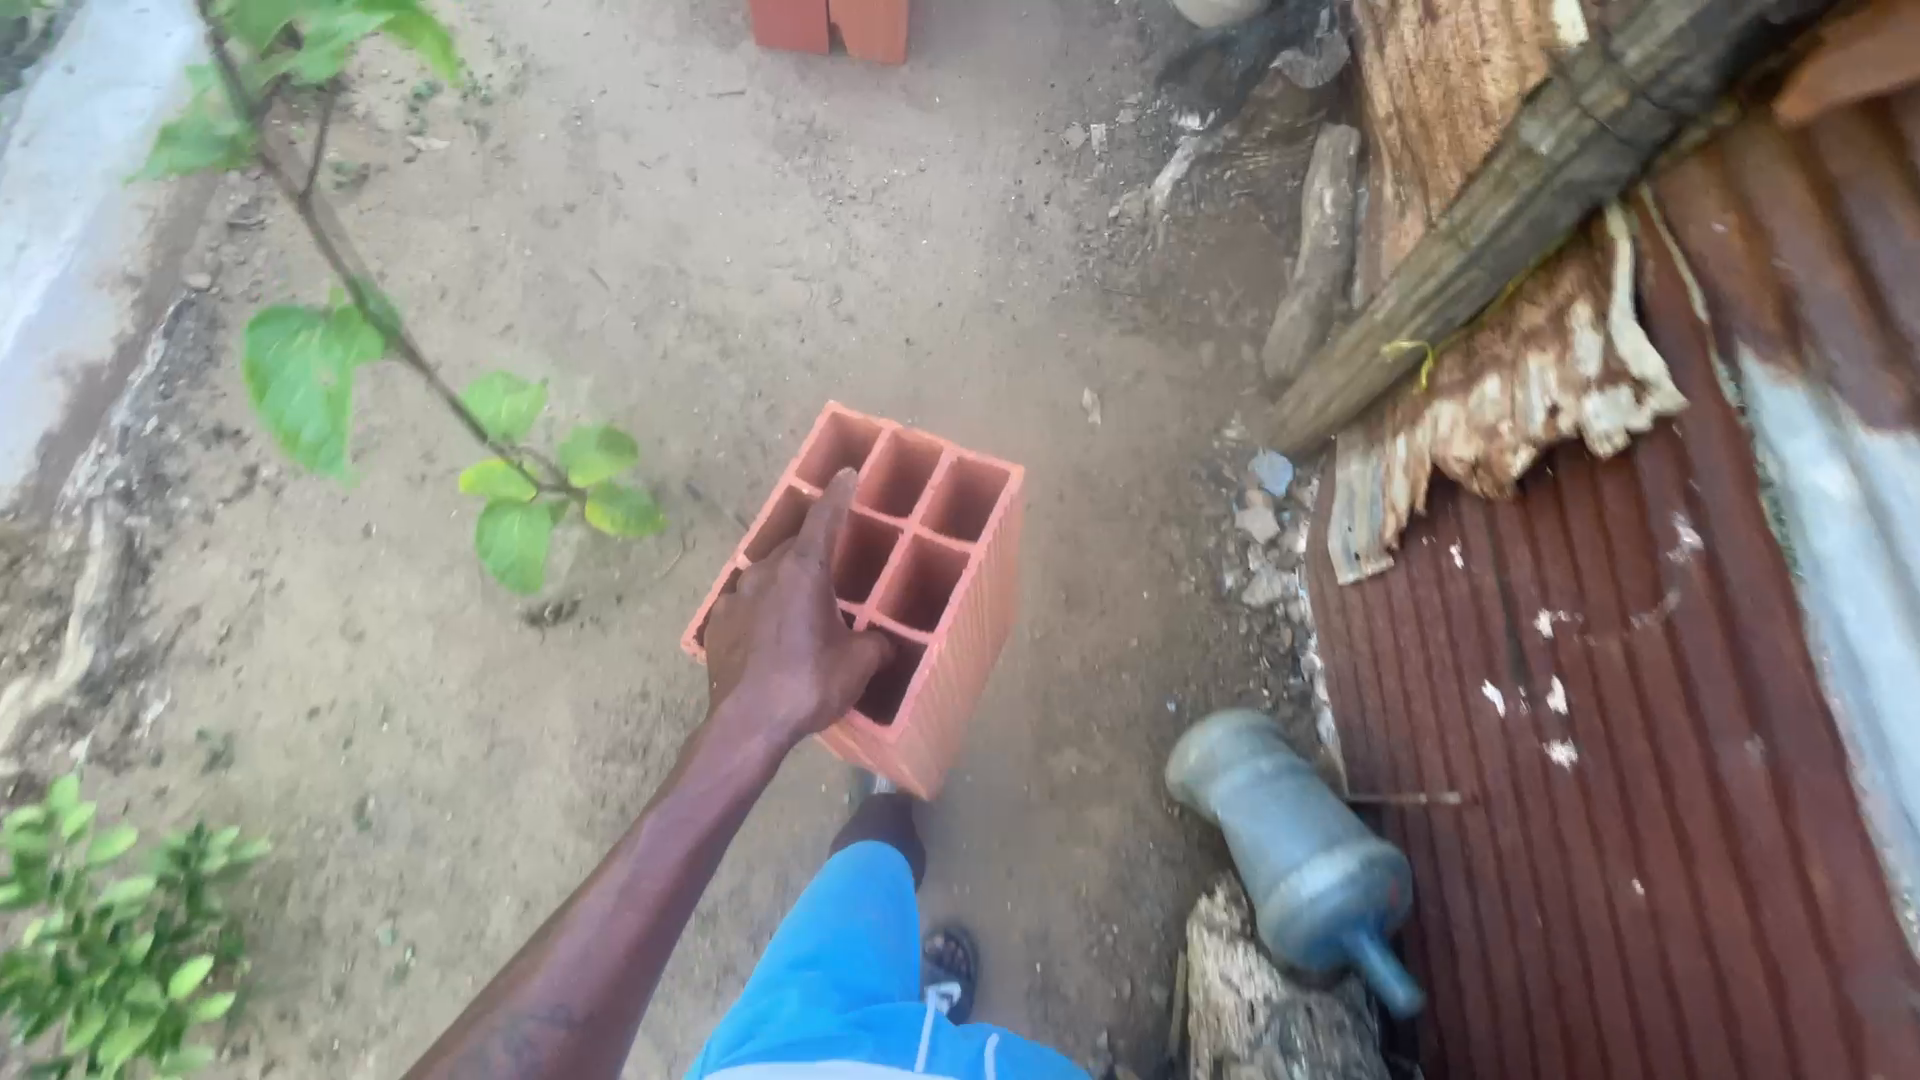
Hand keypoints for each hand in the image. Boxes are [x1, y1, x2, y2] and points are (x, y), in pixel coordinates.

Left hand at [703, 468, 893, 749]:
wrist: (746, 725)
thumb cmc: (808, 684)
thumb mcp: (858, 665)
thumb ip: (877, 644)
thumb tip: (886, 643)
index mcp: (804, 571)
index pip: (824, 519)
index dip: (838, 494)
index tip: (846, 473)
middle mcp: (765, 573)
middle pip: (795, 546)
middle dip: (814, 548)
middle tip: (834, 564)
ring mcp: (735, 597)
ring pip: (767, 574)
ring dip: (786, 580)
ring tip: (802, 603)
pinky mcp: (716, 623)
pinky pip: (746, 602)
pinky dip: (762, 608)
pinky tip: (771, 633)